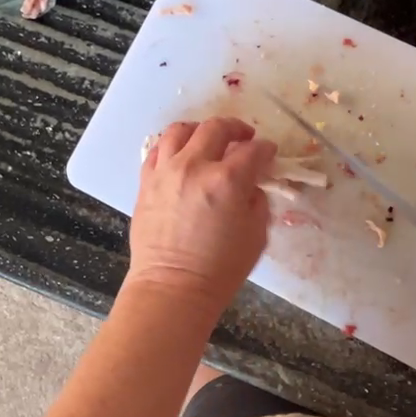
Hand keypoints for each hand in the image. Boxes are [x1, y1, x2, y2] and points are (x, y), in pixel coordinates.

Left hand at [127, 118, 276, 312]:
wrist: (173, 288)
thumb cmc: (220, 268)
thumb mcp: (256, 234)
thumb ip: (257, 200)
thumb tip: (251, 184)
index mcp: (227, 180)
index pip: (253, 151)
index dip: (266, 149)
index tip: (269, 153)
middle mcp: (195, 166)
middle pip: (217, 128)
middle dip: (236, 128)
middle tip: (244, 136)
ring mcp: (166, 172)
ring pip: (181, 130)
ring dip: (200, 129)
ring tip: (208, 138)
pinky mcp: (146, 182)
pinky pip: (157, 150)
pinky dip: (172, 146)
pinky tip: (181, 154)